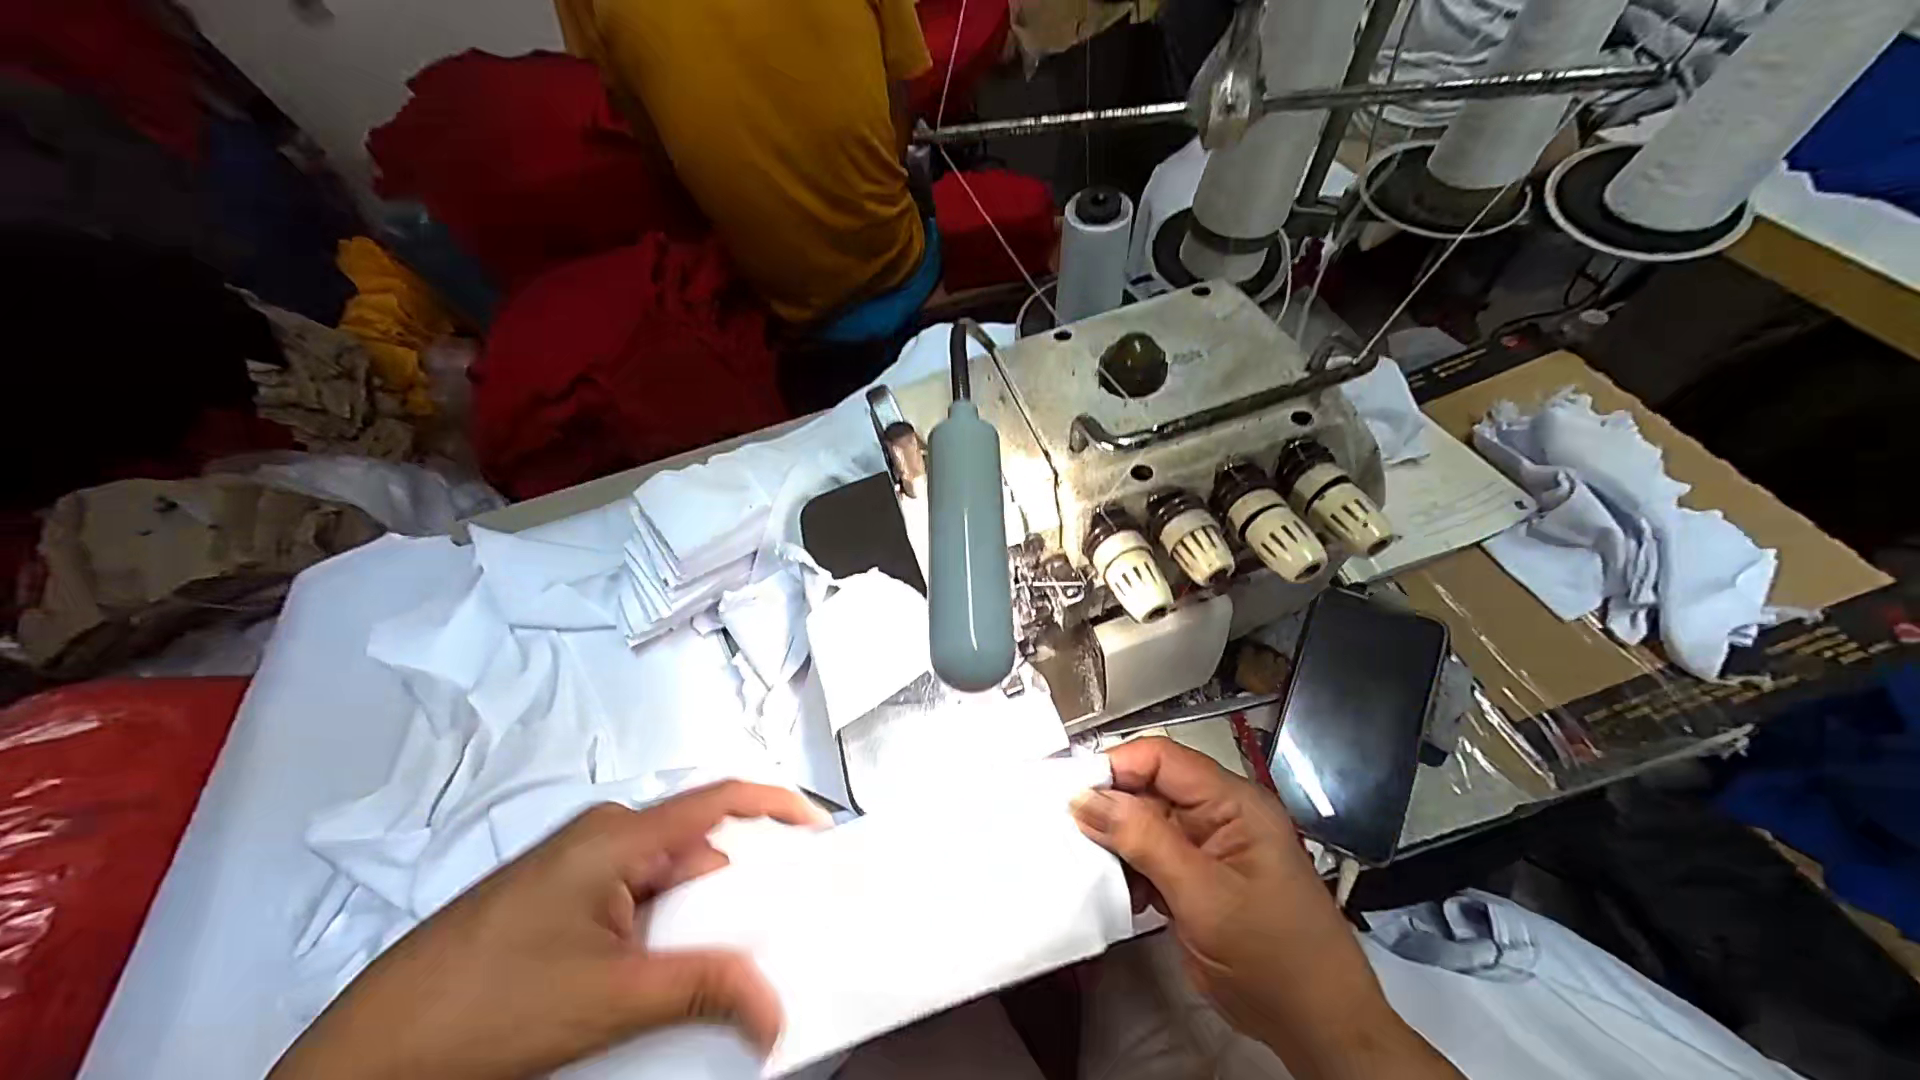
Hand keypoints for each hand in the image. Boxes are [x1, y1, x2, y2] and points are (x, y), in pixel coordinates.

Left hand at [271, 783, 828, 1079]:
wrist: (361, 1062)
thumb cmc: (481, 1010)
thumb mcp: (611, 997)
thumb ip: (703, 990)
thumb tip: (773, 1009)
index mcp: (618, 837)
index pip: (719, 799)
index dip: (777, 805)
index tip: (818, 830)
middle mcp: (603, 837)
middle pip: (697, 848)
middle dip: (736, 891)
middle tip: (768, 937)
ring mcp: (578, 867)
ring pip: (666, 880)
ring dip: (695, 921)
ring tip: (712, 973)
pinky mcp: (561, 897)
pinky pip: (635, 899)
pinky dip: (662, 930)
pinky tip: (660, 976)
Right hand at [1071, 738, 1459, 1079]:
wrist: (1320, 1029)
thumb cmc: (1273, 958)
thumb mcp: (1203, 895)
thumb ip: (1143, 840)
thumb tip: (1084, 799)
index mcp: (1233, 803)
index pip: (1163, 758)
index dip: (1116, 767)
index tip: (1072, 792)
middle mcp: (1219, 814)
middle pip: (1150, 788)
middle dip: (1110, 808)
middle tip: (1070, 833)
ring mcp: (1208, 847)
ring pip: (1145, 822)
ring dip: (1117, 843)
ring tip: (1090, 866)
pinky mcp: (1198, 877)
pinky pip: (1152, 855)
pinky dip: (1130, 869)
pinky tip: (1119, 892)